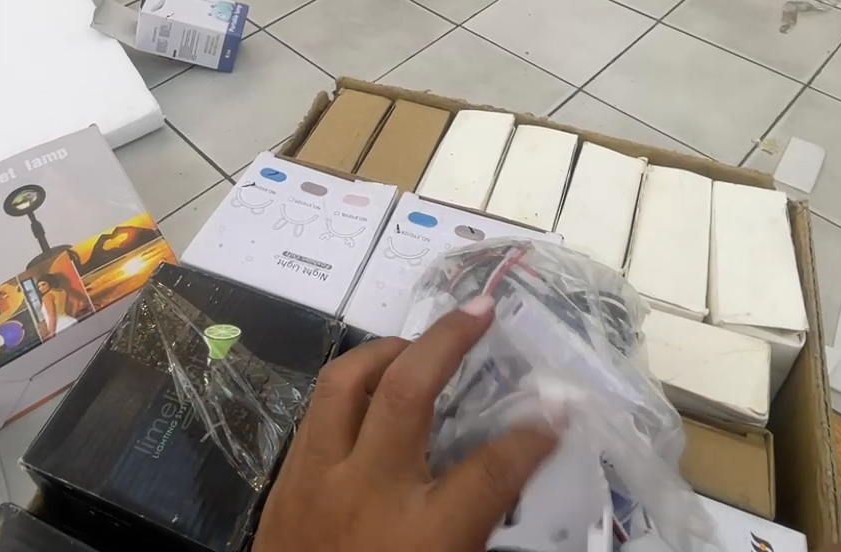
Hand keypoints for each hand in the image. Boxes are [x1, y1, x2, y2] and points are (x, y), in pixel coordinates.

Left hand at [252, 295, 561, 551]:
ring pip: (346, 381)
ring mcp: (318, 479)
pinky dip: (349, 385)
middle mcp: (366, 494)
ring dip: (387, 350)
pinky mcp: (286, 478)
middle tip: (481, 310)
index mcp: (418, 539)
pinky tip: (371, 389)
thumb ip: (472, 525)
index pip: (488, 475)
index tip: (555, 414)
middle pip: (409, 391)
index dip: (528, 441)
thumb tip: (506, 468)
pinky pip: (317, 408)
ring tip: (417, 346)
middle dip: (449, 340)